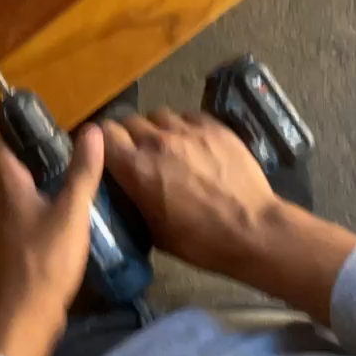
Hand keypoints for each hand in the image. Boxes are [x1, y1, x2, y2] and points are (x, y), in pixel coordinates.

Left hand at [0, 125, 104, 355]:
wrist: (28, 316)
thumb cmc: (47, 260)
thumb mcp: (72, 212)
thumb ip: (82, 172)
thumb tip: (92, 130)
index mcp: (9, 189)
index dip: (9, 128)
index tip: (34, 117)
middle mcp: (3, 204)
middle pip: (10, 168)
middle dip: (33, 152)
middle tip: (66, 142)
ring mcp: (9, 228)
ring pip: (21, 192)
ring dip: (42, 179)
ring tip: (74, 172)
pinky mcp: (20, 247)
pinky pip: (30, 213)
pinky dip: (46, 203)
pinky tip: (70, 210)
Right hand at [102, 109, 355, 321]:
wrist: (253, 230)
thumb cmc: (200, 240)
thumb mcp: (153, 229)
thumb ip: (133, 198)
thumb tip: (127, 187)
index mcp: (136, 168)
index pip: (103, 133)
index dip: (102, 141)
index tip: (106, 150)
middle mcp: (157, 141)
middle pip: (129, 120)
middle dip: (128, 134)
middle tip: (136, 151)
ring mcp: (187, 130)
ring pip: (158, 115)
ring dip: (156, 128)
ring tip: (165, 145)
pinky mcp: (214, 127)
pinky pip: (187, 116)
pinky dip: (183, 127)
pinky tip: (192, 143)